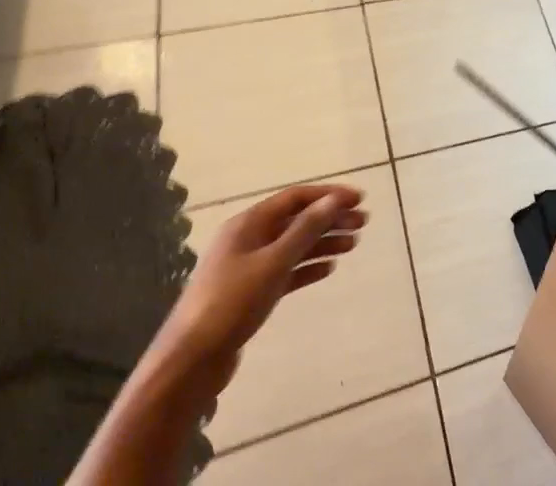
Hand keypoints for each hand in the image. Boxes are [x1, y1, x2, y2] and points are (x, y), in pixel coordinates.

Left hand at [158, 183, 367, 394]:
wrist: (192, 359)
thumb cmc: (232, 303)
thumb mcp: (273, 262)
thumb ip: (305, 230)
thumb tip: (334, 200)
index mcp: (248, 224)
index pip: (295, 198)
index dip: (328, 195)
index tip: (359, 199)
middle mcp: (248, 239)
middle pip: (296, 220)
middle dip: (330, 218)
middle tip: (363, 223)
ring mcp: (248, 266)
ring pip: (293, 245)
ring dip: (323, 242)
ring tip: (353, 245)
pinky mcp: (251, 292)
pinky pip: (286, 271)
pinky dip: (308, 267)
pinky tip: (328, 269)